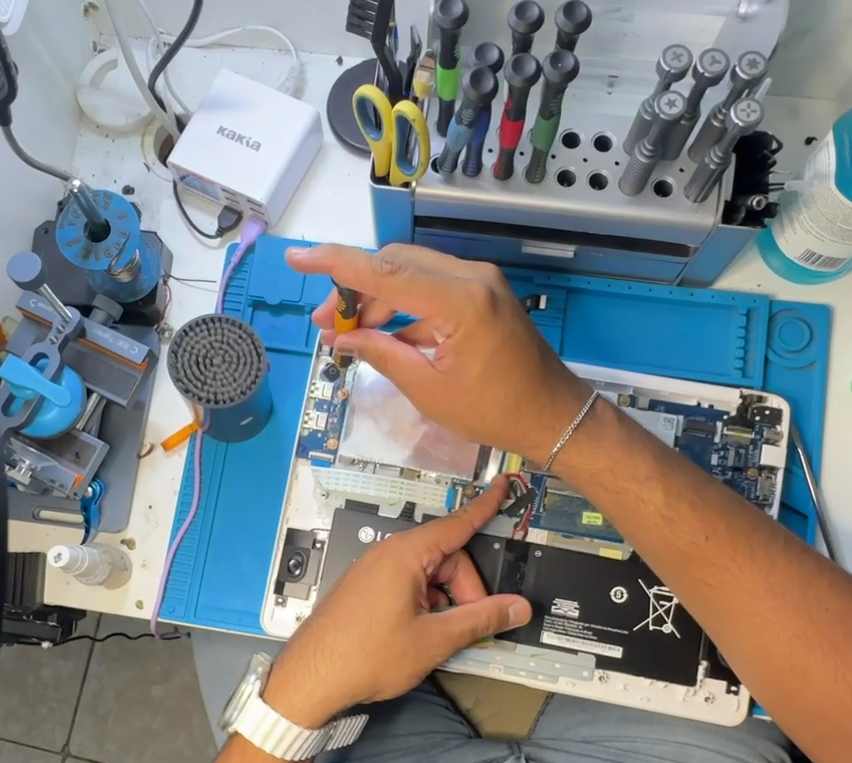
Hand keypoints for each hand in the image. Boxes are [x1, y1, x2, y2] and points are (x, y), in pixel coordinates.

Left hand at [263, 485, 531, 725]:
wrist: (311, 679)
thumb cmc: (370, 656)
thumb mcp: (434, 640)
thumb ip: (480, 620)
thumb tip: (520, 607)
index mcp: (405, 554)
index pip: (456, 524)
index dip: (485, 507)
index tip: (503, 486)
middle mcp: (388, 553)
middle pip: (446, 556)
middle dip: (466, 587)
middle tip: (471, 625)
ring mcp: (373, 570)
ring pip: (427, 573)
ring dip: (444, 599)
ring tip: (441, 635)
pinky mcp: (364, 588)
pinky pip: (406, 583)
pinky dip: (423, 602)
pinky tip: (421, 633)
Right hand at [286, 244, 592, 462]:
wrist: (552, 414)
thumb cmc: (494, 411)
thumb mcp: (429, 390)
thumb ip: (381, 354)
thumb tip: (342, 340)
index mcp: (459, 301)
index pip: (385, 272)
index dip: (336, 265)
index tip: (298, 258)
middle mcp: (471, 278)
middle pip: (395, 264)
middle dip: (354, 289)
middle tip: (326, 325)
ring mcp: (480, 282)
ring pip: (412, 273)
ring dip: (377, 299)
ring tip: (346, 333)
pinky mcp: (482, 293)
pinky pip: (431, 288)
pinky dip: (403, 307)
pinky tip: (381, 335)